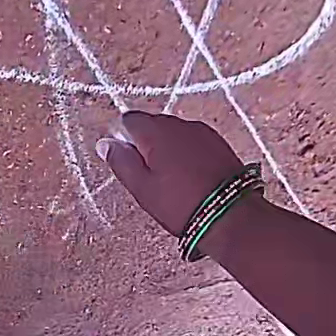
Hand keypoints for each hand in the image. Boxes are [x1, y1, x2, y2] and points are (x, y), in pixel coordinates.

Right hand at [96, 110, 247, 233]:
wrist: (230, 215)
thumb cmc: (181, 204)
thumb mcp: (141, 187)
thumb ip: (121, 161)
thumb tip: (105, 144)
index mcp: (156, 132)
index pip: (130, 120)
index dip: (122, 138)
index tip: (125, 159)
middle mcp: (180, 125)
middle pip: (153, 124)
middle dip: (144, 143)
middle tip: (145, 175)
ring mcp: (202, 132)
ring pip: (174, 133)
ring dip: (166, 148)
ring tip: (167, 179)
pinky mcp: (219, 143)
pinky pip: (192, 141)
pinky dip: (185, 153)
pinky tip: (186, 176)